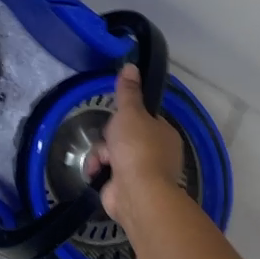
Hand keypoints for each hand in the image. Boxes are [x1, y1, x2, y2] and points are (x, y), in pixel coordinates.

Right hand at [91, 64, 183, 225]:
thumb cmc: (138, 147)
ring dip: (101, 154)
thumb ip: (128, 91)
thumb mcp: (131, 112)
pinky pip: (107, 172)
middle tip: (108, 138)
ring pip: (112, 153)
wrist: (138, 193)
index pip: (143, 118)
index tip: (117, 116)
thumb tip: (131, 65)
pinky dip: (99, 171)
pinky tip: (95, 171)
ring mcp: (142, 173)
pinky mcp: (126, 189)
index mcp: (164, 134)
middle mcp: (156, 153)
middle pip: (124, 135)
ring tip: (101, 160)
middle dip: (110, 137)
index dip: (127, 116)